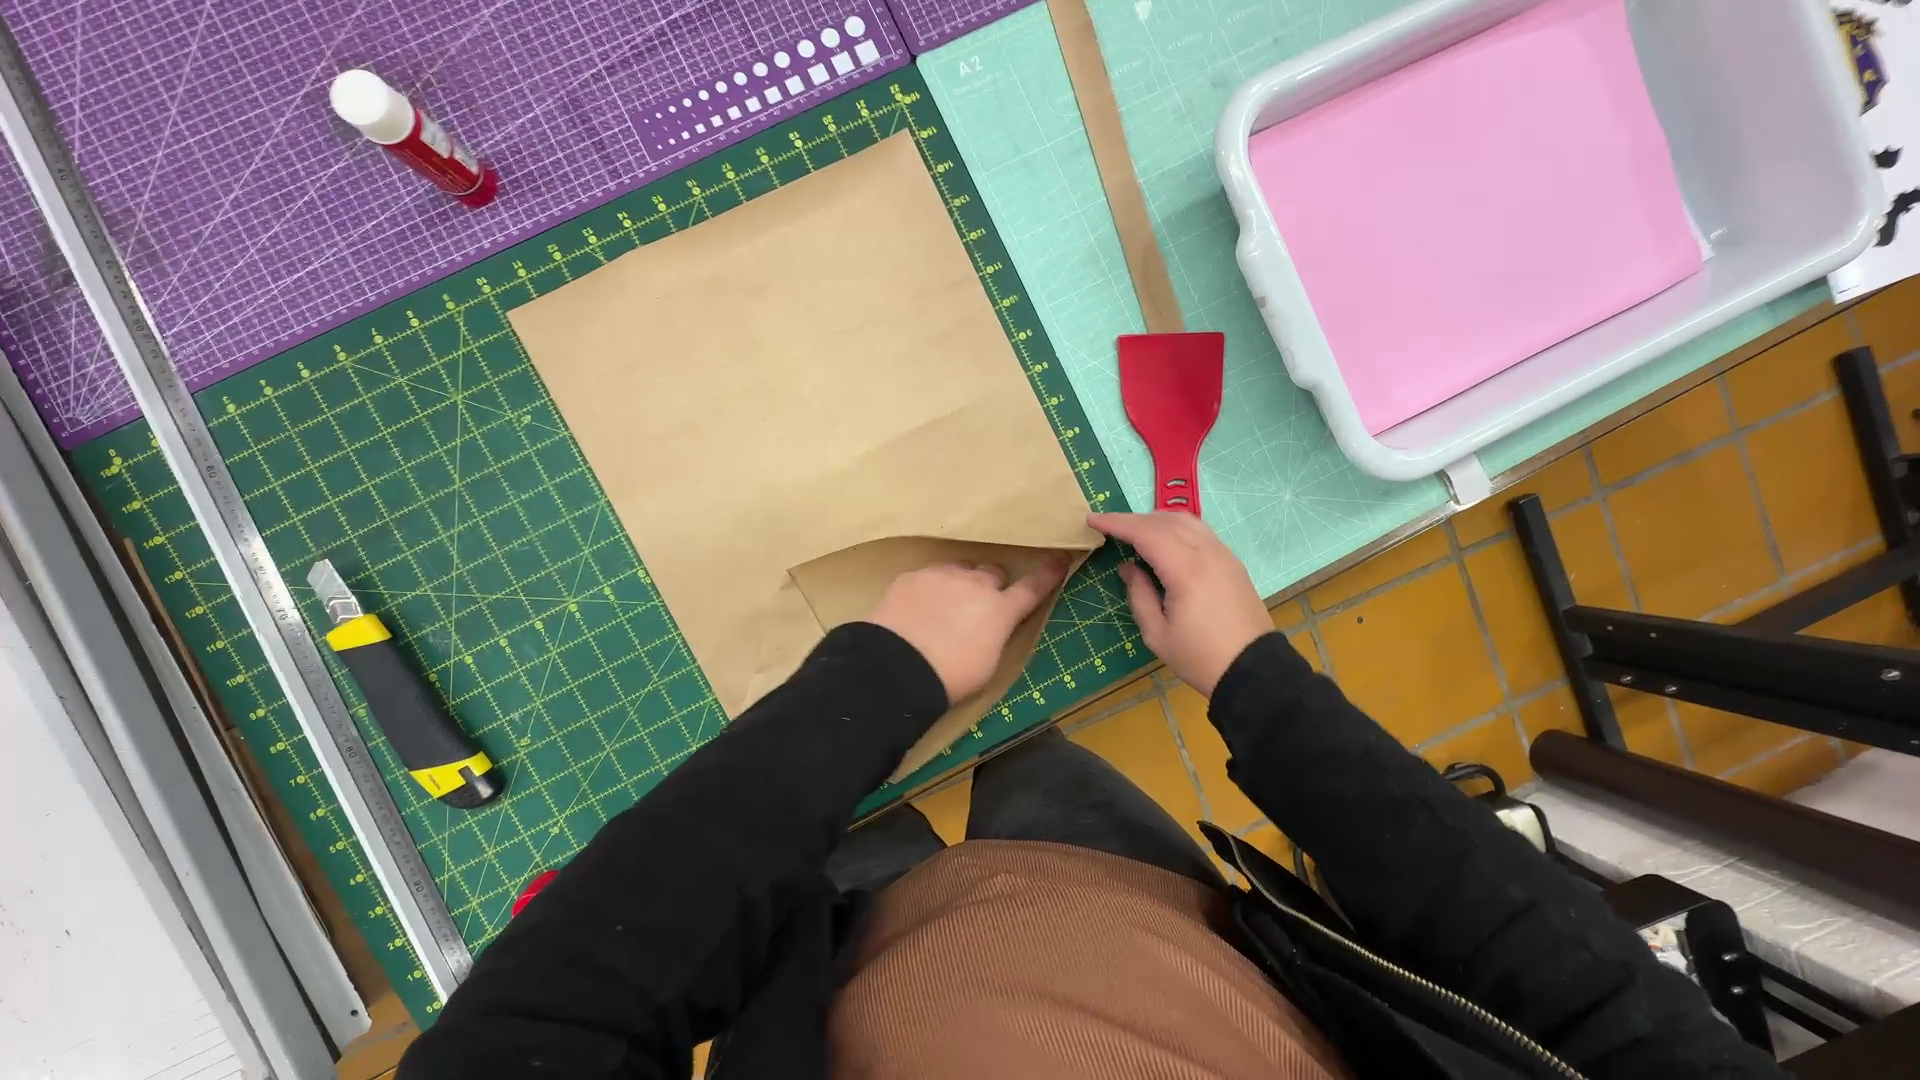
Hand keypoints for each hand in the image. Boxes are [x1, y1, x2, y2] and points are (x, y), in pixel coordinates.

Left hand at [865, 558, 1068, 702]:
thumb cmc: (951, 677)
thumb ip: (994, 635)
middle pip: (992, 572)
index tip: (1059, 559)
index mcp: (1000, 610)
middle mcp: (975, 584)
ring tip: (942, 608)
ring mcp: (942, 575)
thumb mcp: (987, 664)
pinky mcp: (912, 576)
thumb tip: (989, 626)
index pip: (1032, 588)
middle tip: (977, 607)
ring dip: (958, 584)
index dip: (1047, 575)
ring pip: (959, 570)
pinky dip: (928, 589)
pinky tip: (915, 609)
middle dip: (989, 586)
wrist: (897, 667)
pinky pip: (928, 576)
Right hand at [1088, 512, 1271, 695]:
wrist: (1252, 670)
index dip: (1117, 523)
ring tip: (1134, 530)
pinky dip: (1176, 528)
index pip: (1147, 533)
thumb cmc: (1199, 657)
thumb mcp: (1157, 634)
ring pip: (1187, 521)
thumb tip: (1128, 568)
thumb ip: (1138, 595)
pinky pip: (1200, 531)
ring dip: (1157, 519)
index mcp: (1187, 571)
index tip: (1093, 520)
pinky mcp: (1232, 563)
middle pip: (1166, 521)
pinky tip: (1164, 540)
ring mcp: (1224, 555)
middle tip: (1109, 527)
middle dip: (1133, 519)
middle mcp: (1208, 554)